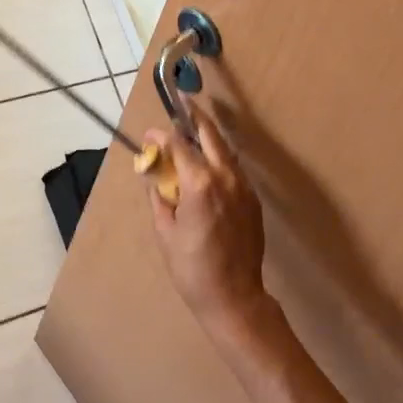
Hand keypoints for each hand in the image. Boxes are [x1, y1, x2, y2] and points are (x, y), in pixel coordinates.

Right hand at [141, 103, 269, 331]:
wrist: (235, 297)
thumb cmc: (192, 268)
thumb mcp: (165, 231)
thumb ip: (159, 196)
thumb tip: (153, 174)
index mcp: (200, 183)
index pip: (179, 145)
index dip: (163, 135)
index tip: (150, 134)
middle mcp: (225, 177)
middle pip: (210, 135)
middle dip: (194, 117)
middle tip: (181, 104)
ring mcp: (243, 187)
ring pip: (225, 150)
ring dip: (209, 137)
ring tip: (193, 129)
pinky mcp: (253, 199)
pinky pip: (234, 169)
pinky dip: (220, 158)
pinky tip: (208, 164)